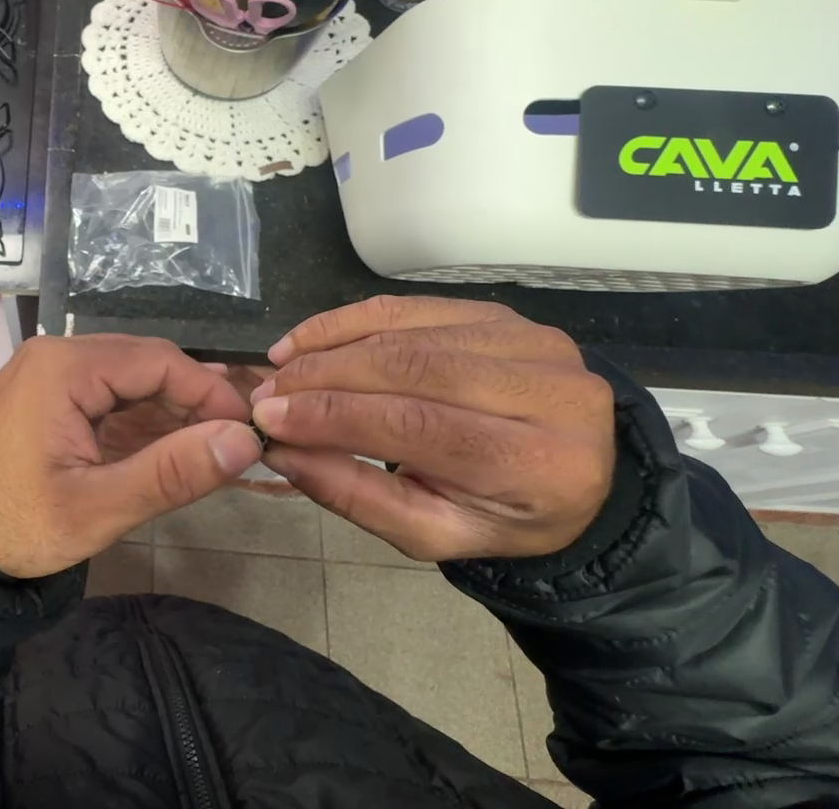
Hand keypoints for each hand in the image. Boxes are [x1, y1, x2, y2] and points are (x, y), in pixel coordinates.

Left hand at [0, 335, 260, 578]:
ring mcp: (48, 372)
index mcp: (65, 368)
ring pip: (128, 380)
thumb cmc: (13, 524)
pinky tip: (165, 451)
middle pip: (145, 364)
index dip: (209, 394)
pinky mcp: (46, 394)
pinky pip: (105, 395)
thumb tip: (243, 441)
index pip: (160, 360)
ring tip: (206, 453)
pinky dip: (138, 421)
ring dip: (168, 413)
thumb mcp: (97, 507)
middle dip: (192, 403)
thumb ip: (171, 472)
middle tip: (231, 448)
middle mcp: (57, 355)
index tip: (247, 434)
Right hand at [251, 296, 615, 561]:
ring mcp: (529, 341)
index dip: (332, 416)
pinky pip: (410, 307)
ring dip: (328, 346)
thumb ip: (355, 494)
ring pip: (404, 332)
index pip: (415, 425)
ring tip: (280, 366)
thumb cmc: (498, 514)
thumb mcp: (430, 531)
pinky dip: (350, 320)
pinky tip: (309, 339)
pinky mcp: (503, 314)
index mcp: (538, 463)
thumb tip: (279, 449)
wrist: (572, 475)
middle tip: (266, 392)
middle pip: (409, 367)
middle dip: (322, 376)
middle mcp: (547, 390)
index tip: (268, 417)